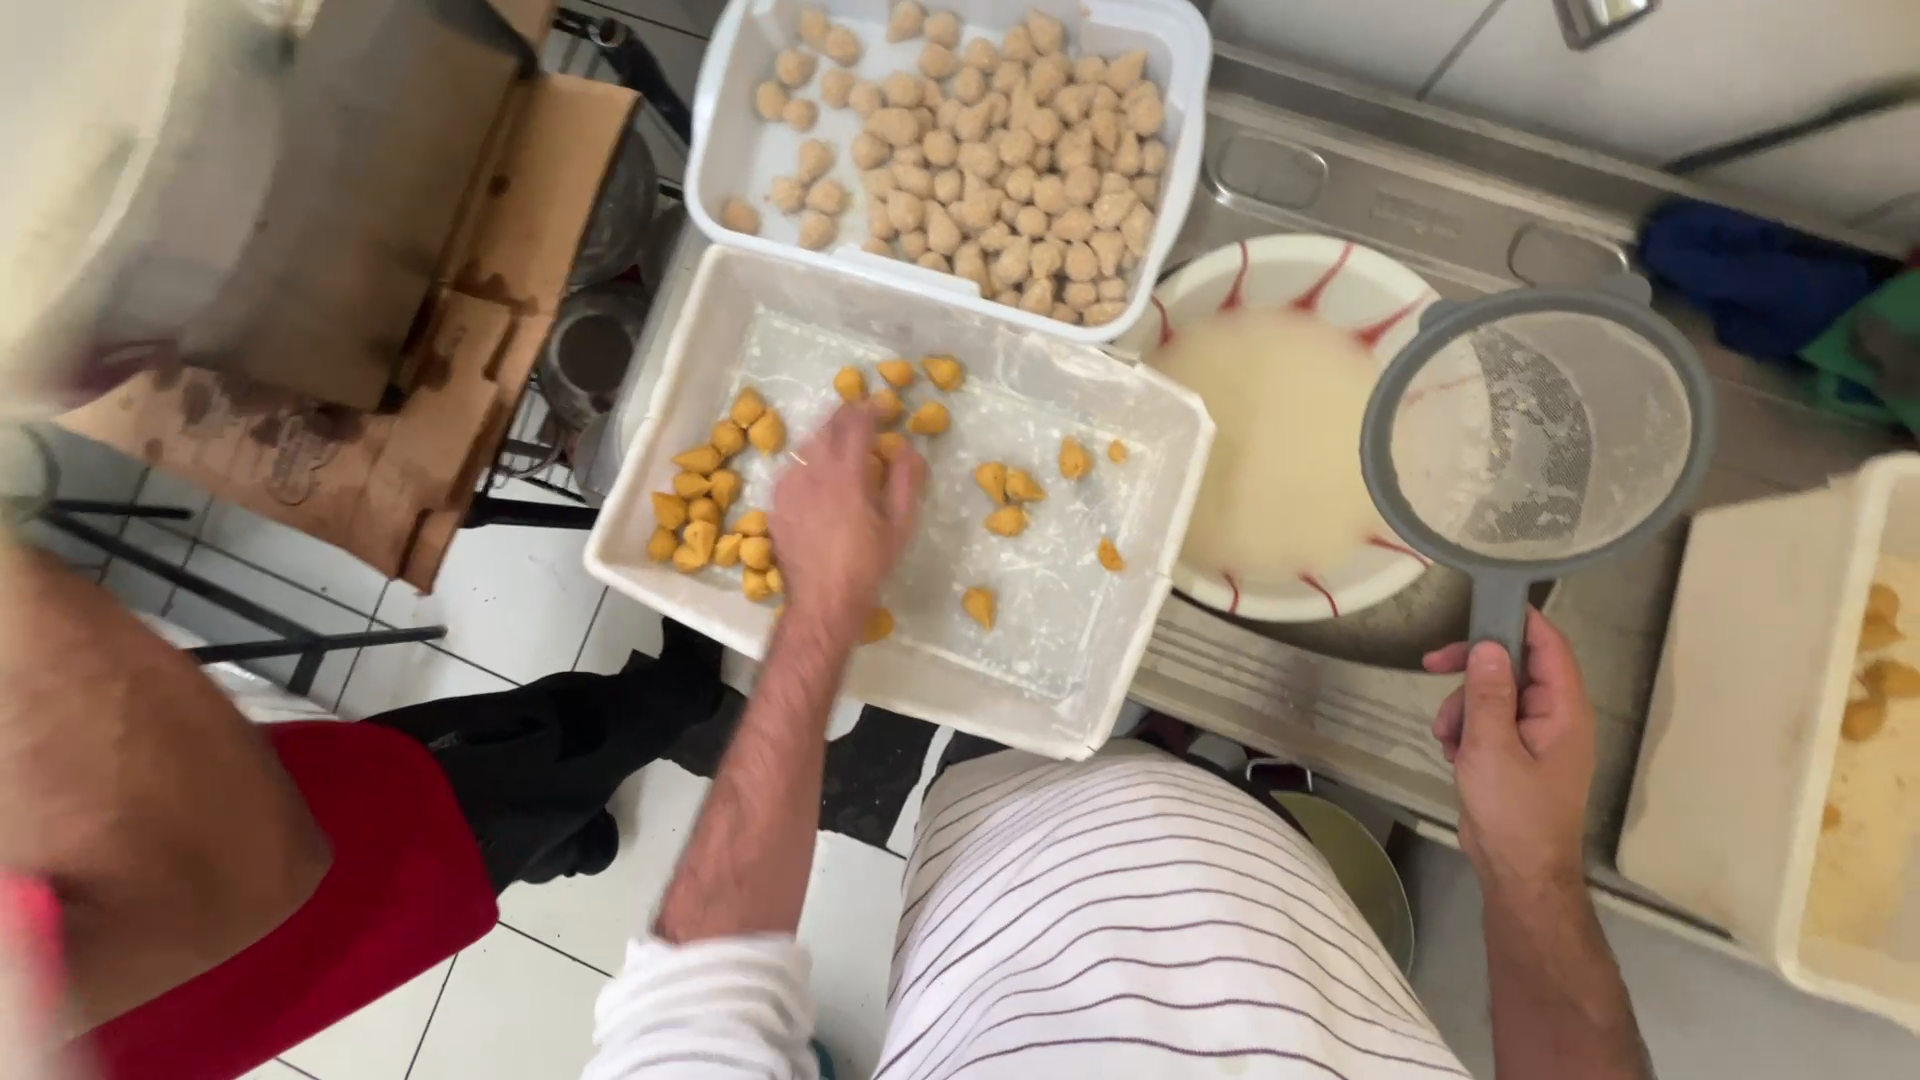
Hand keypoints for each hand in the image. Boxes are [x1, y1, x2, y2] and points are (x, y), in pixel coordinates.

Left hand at [770, 403, 923, 636]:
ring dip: (826, 436)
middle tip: (863, 415)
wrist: (822, 601)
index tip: (884, 405)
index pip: (858, 423)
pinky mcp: (776, 503)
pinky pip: (792, 469)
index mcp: (847, 474)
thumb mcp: (899, 525)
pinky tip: (817, 476)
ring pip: (807, 446)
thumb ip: (905, 480)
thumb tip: (909, 448)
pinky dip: (808, 462)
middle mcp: (813, 471)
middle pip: (828, 427)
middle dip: (847, 415)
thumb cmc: (868, 565)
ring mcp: (788, 486)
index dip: (872, 408)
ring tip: (841, 442)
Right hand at [1423, 609, 1594, 896]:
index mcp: (1564, 712)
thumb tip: (1489, 646)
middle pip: (1513, 668)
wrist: (1517, 870)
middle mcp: (1555, 718)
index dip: (1521, 621)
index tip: (1483, 604)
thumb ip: (1489, 694)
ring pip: (1491, 695)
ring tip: (1447, 739)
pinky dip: (1465, 729)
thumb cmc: (1513, 810)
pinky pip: (1486, 721)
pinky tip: (1454, 753)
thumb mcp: (1492, 747)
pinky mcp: (1515, 753)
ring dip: (1461, 707)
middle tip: (1431, 664)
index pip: (1550, 649)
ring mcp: (1535, 737)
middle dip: (1471, 670)